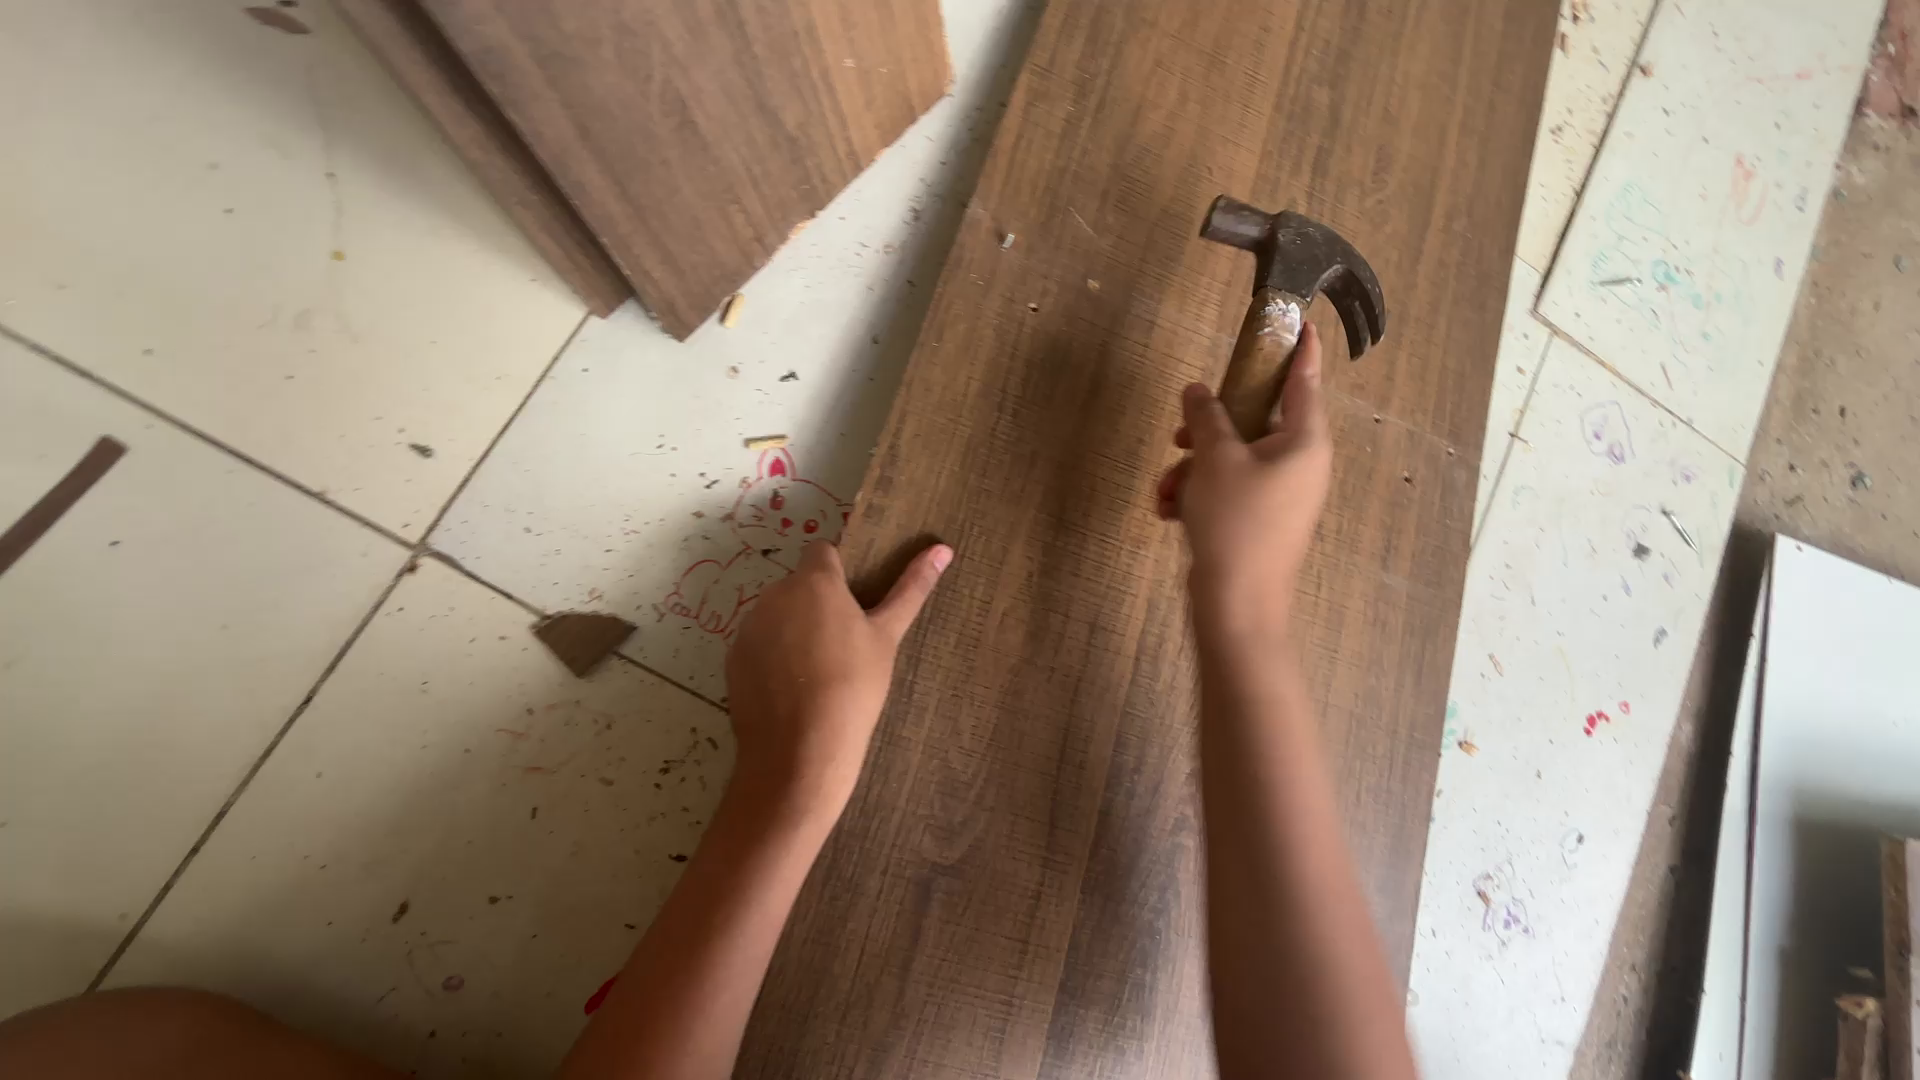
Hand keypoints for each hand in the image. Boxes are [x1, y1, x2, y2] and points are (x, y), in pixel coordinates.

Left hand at [724, 540, 951, 822]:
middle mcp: (775, 594)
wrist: (800, 751)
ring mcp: (749, 626)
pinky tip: (792, 689)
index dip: (840, 572)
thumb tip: (943, 549)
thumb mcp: (888, 637)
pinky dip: (773, 656)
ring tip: (818, 671)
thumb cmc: (854, 686)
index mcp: (815, 581)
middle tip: (843, 644)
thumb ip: (912, 588)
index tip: (855, 604)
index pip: (823, 552)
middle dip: (818, 603)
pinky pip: (759, 643)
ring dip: (794, 628)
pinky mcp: (734, 658)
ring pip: (778, 614)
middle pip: (800, 585)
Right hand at [1156, 321, 1331, 633]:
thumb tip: (1198, 391)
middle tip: (1179, 430)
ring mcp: (1280, 495)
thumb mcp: (1214, 458)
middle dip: (1207, 430)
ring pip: (1230, 459)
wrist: (1236, 600)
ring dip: (1192, 468)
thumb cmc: (1235, 520)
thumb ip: (1206, 416)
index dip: (1299, 349)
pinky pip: (1226, 490)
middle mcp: (1299, 464)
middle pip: (1254, 423)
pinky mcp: (1258, 520)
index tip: (1301, 322)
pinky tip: (1171, 510)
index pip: (1304, 381)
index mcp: (1304, 441)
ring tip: (1168, 490)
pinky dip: (1197, 494)